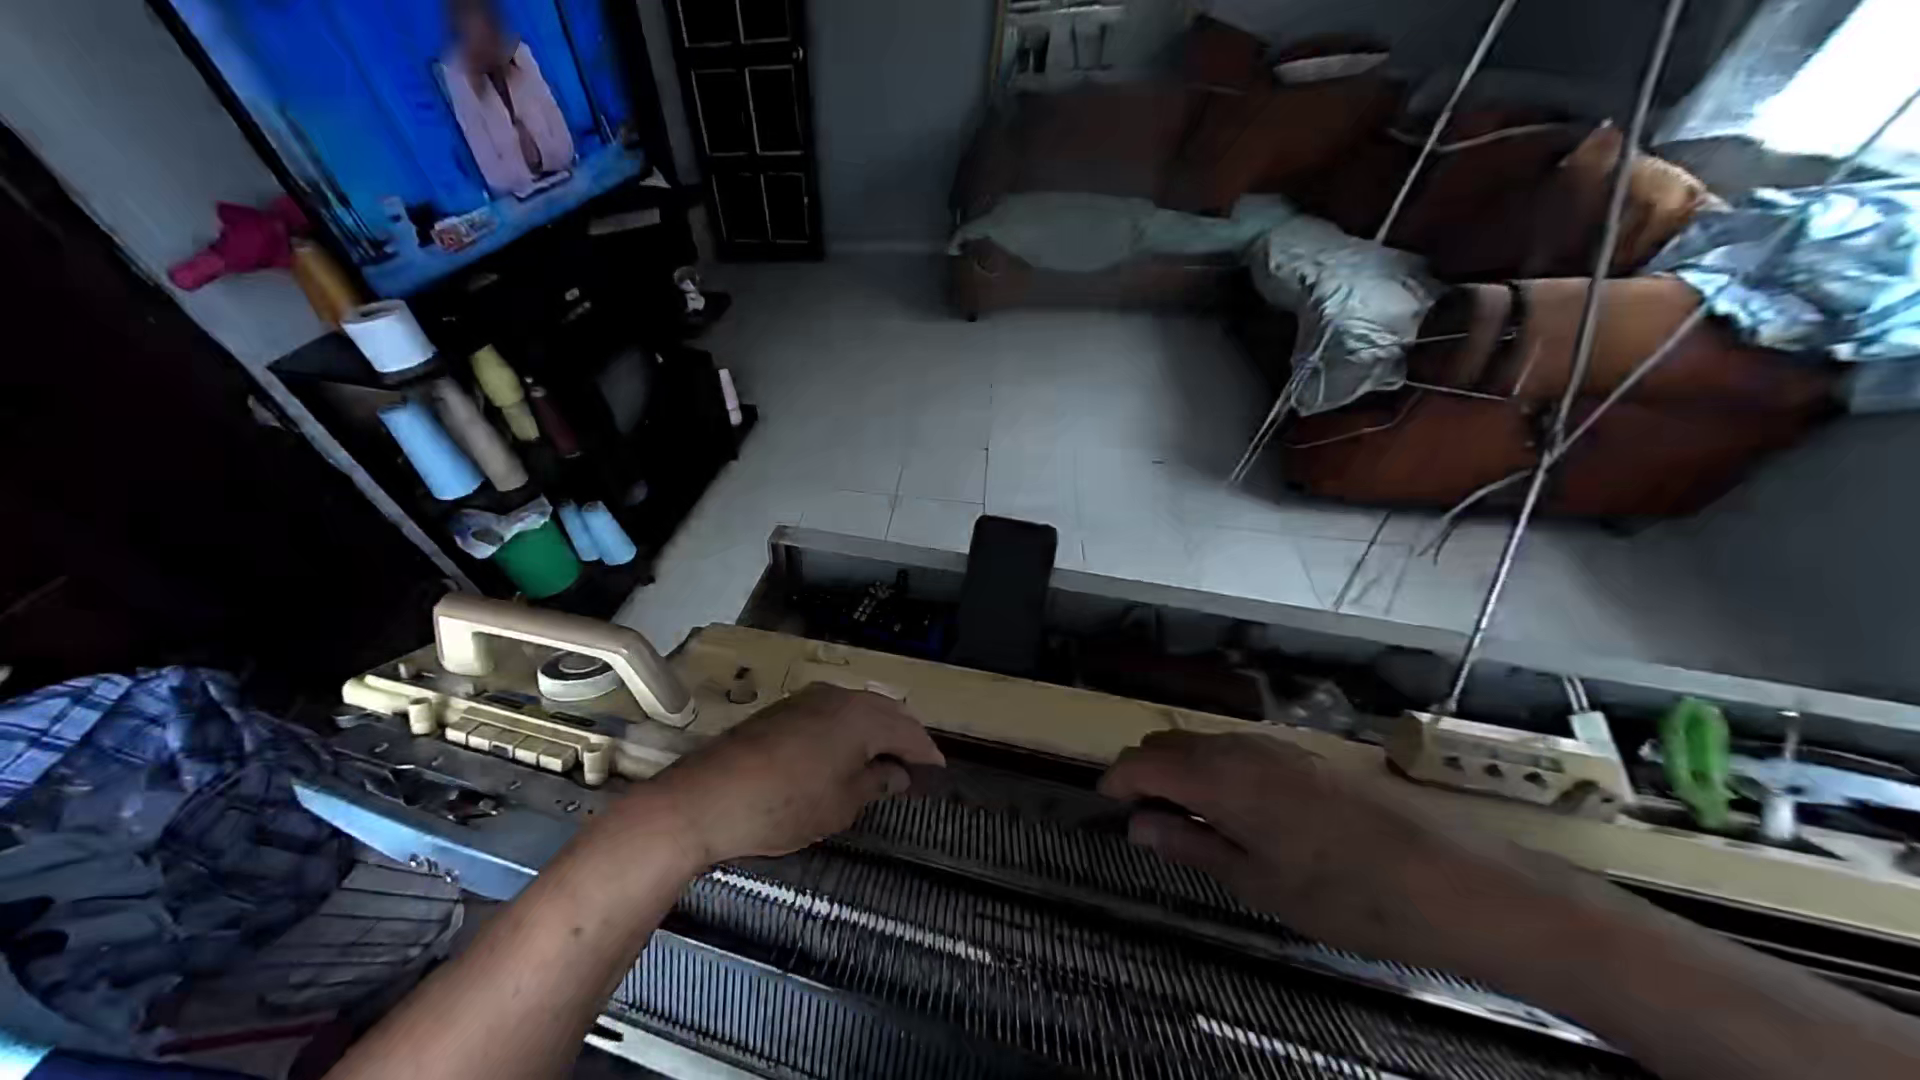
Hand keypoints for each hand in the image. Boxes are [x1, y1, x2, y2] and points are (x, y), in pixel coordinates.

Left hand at [647, 684, 944, 866]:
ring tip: (885, 758)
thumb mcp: (841, 804)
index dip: (926, 753)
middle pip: (886, 712)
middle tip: (916, 765)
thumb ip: (877, 783)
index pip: (908, 731)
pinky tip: (846, 750)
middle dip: (905, 736)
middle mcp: (839, 697)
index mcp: (861, 717)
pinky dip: (850, 728)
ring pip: (858, 708)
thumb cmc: (784, 806)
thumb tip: (898, 772)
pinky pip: (833, 711)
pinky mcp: (784, 708)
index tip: (939, 771)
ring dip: (877, 729)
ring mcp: (808, 698)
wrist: (705, 798)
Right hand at [1098, 730, 1586, 971]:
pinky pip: (1237, 750)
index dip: (1117, 779)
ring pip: (1204, 744)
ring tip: (1182, 816)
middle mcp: (1243, 750)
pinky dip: (1214, 769)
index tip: (1102, 800)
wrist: (1458, 881)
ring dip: (1179, 769)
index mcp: (1222, 781)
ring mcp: (1277, 748)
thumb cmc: (1349, 896)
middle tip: (1138, 813)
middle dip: (1143, 771)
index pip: (1146, 763)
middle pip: (1171, 745)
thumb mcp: (1260, 884)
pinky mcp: (1305, 756)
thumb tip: (1138, 826)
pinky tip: (1233, 808)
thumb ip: (1191, 848)